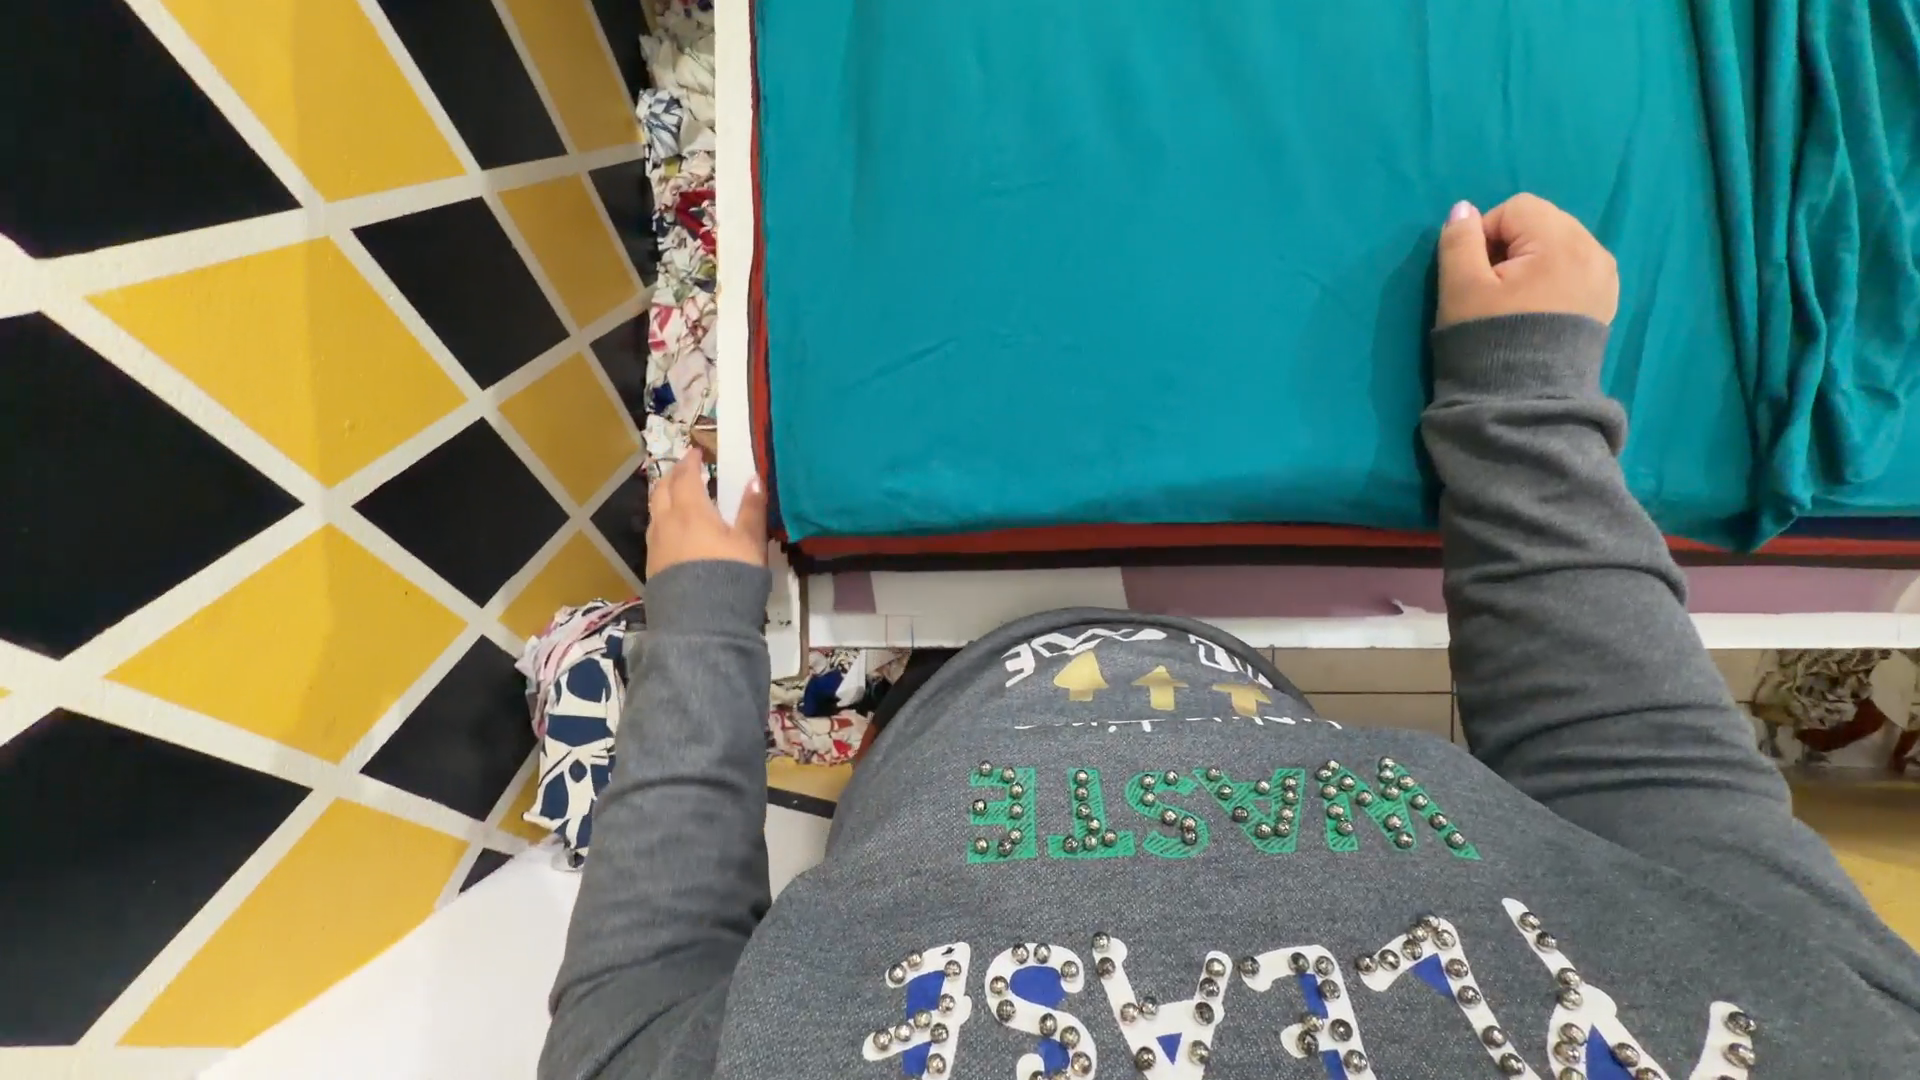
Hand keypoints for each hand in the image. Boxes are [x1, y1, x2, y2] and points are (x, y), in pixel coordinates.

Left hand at [645, 448, 767, 577]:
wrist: (701, 621)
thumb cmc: (730, 575)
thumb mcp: (749, 542)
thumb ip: (751, 510)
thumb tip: (755, 478)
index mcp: (691, 511)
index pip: (686, 477)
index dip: (690, 462)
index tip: (695, 451)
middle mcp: (667, 522)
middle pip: (662, 490)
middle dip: (673, 475)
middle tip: (684, 470)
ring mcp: (655, 545)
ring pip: (654, 511)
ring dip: (664, 497)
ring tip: (676, 496)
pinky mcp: (652, 565)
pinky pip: (654, 532)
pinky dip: (662, 520)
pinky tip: (673, 530)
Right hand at [1435, 193, 1618, 328]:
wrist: (1522, 395)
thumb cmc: (1487, 336)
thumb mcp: (1459, 288)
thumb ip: (1458, 242)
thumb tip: (1463, 209)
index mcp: (1559, 240)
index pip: (1515, 208)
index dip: (1484, 234)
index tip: (1472, 272)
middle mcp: (1592, 249)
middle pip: (1542, 222)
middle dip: (1510, 246)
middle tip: (1489, 288)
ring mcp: (1604, 274)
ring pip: (1559, 245)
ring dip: (1530, 261)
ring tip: (1512, 301)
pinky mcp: (1605, 297)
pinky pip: (1574, 268)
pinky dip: (1551, 278)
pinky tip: (1535, 309)